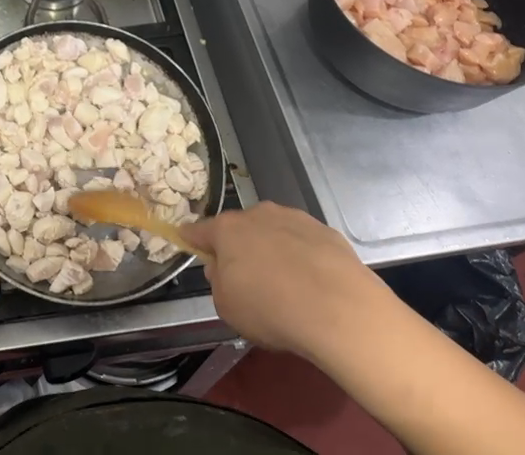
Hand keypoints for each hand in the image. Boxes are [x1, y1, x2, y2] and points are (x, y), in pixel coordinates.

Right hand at [179, 201, 389, 360]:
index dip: (191, 238)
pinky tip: (313, 284)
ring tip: (286, 285)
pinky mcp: (326, 231)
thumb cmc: (270, 308)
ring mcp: (295, 219)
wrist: (338, 309)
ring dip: (273, 250)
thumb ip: (218, 282)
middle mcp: (258, 215)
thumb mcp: (226, 306)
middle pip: (240, 229)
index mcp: (227, 230)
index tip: (185, 240)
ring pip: (274, 232)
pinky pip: (304, 243)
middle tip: (247, 279)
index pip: (199, 230)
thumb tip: (224, 268)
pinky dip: (303, 257)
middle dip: (239, 247)